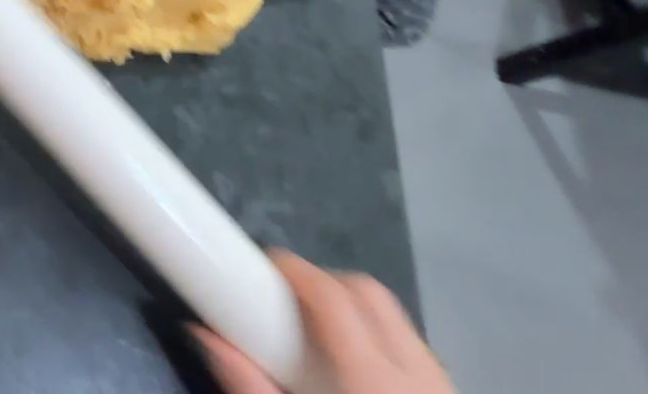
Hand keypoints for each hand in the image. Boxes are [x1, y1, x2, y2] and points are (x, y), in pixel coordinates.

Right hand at [193, 250, 454, 393]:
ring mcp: (443, 391)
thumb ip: (250, 389)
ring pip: (398, 323)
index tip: (260, 267)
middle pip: (369, 294)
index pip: (333, 295)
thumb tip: (204, 334)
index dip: (293, 269)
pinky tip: (354, 378)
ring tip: (315, 339)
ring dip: (354, 312)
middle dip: (324, 283)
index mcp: (372, 380)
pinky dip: (381, 344)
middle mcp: (417, 376)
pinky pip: (415, 354)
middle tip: (283, 300)